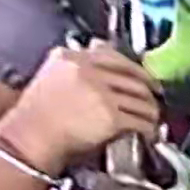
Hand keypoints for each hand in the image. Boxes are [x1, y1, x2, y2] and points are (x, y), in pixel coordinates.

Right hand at [0, 44, 158, 173]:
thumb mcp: (58, 72)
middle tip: (152, 109)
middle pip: (137, 84)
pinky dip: (151, 132)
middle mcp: (86, 72)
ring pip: (146, 104)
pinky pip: (145, 124)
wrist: (36, 130)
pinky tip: (147, 135)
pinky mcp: (112, 117)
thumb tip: (108, 54)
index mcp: (71, 57)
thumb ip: (83, 64)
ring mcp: (100, 95)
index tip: (151, 84)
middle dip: (150, 99)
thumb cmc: (47, 106)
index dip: (141, 73)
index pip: (117, 58)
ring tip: (149, 123)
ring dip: (153, 117)